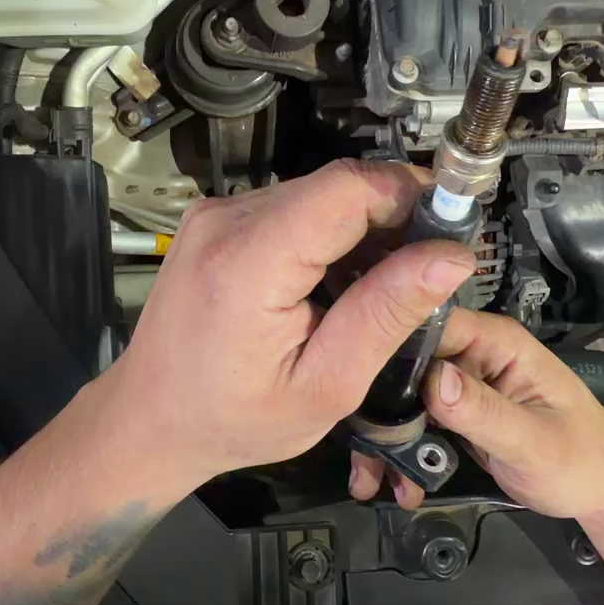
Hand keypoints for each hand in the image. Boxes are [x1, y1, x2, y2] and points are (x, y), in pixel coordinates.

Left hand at [85, 160, 476, 494]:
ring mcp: (214, 215)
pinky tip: (338, 281)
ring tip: (381, 285)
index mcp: (248, 261)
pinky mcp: (215, 221)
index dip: (409, 194)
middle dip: (392, 216)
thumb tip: (449, 258)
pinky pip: (289, 207)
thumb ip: (386, 313)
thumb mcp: (326, 384)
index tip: (451, 226)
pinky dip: (326, 233)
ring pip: (315, 194)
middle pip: (334, 186)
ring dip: (360, 227)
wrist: (152, 417)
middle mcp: (224, 221)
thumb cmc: (231, 419)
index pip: (346, 188)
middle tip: (427, 267)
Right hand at [349, 309, 603, 517]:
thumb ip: (484, 411)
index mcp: (494, 341)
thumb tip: (433, 379)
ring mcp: (458, 381)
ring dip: (383, 434)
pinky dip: (397, 449)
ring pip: (402, 395)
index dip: (389, 347)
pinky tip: (389, 481)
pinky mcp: (451, 410)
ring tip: (368, 477)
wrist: (602, 491)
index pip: (428, 324)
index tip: (354, 383)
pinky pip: (412, 420)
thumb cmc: (582, 461)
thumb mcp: (535, 442)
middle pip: (404, 360)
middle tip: (358, 448)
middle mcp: (470, 353)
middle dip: (377, 403)